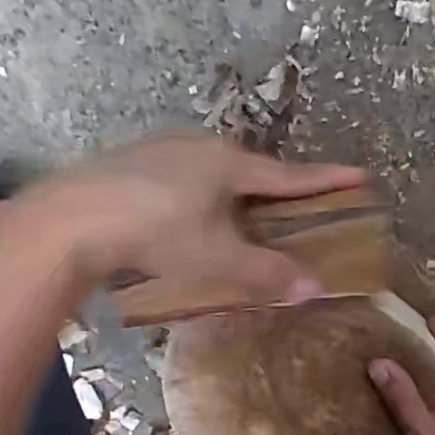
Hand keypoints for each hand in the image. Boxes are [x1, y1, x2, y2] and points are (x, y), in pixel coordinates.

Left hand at [16, 133, 367, 301]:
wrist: (75, 217)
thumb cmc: (156, 233)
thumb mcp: (217, 258)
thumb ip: (265, 273)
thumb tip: (314, 288)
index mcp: (229, 164)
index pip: (289, 176)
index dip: (325, 180)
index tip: (359, 176)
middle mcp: (199, 145)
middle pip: (247, 167)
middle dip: (270, 186)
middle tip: (286, 205)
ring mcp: (161, 146)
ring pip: (209, 166)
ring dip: (227, 186)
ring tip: (229, 211)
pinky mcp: (130, 158)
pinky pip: (176, 171)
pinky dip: (191, 189)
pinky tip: (178, 208)